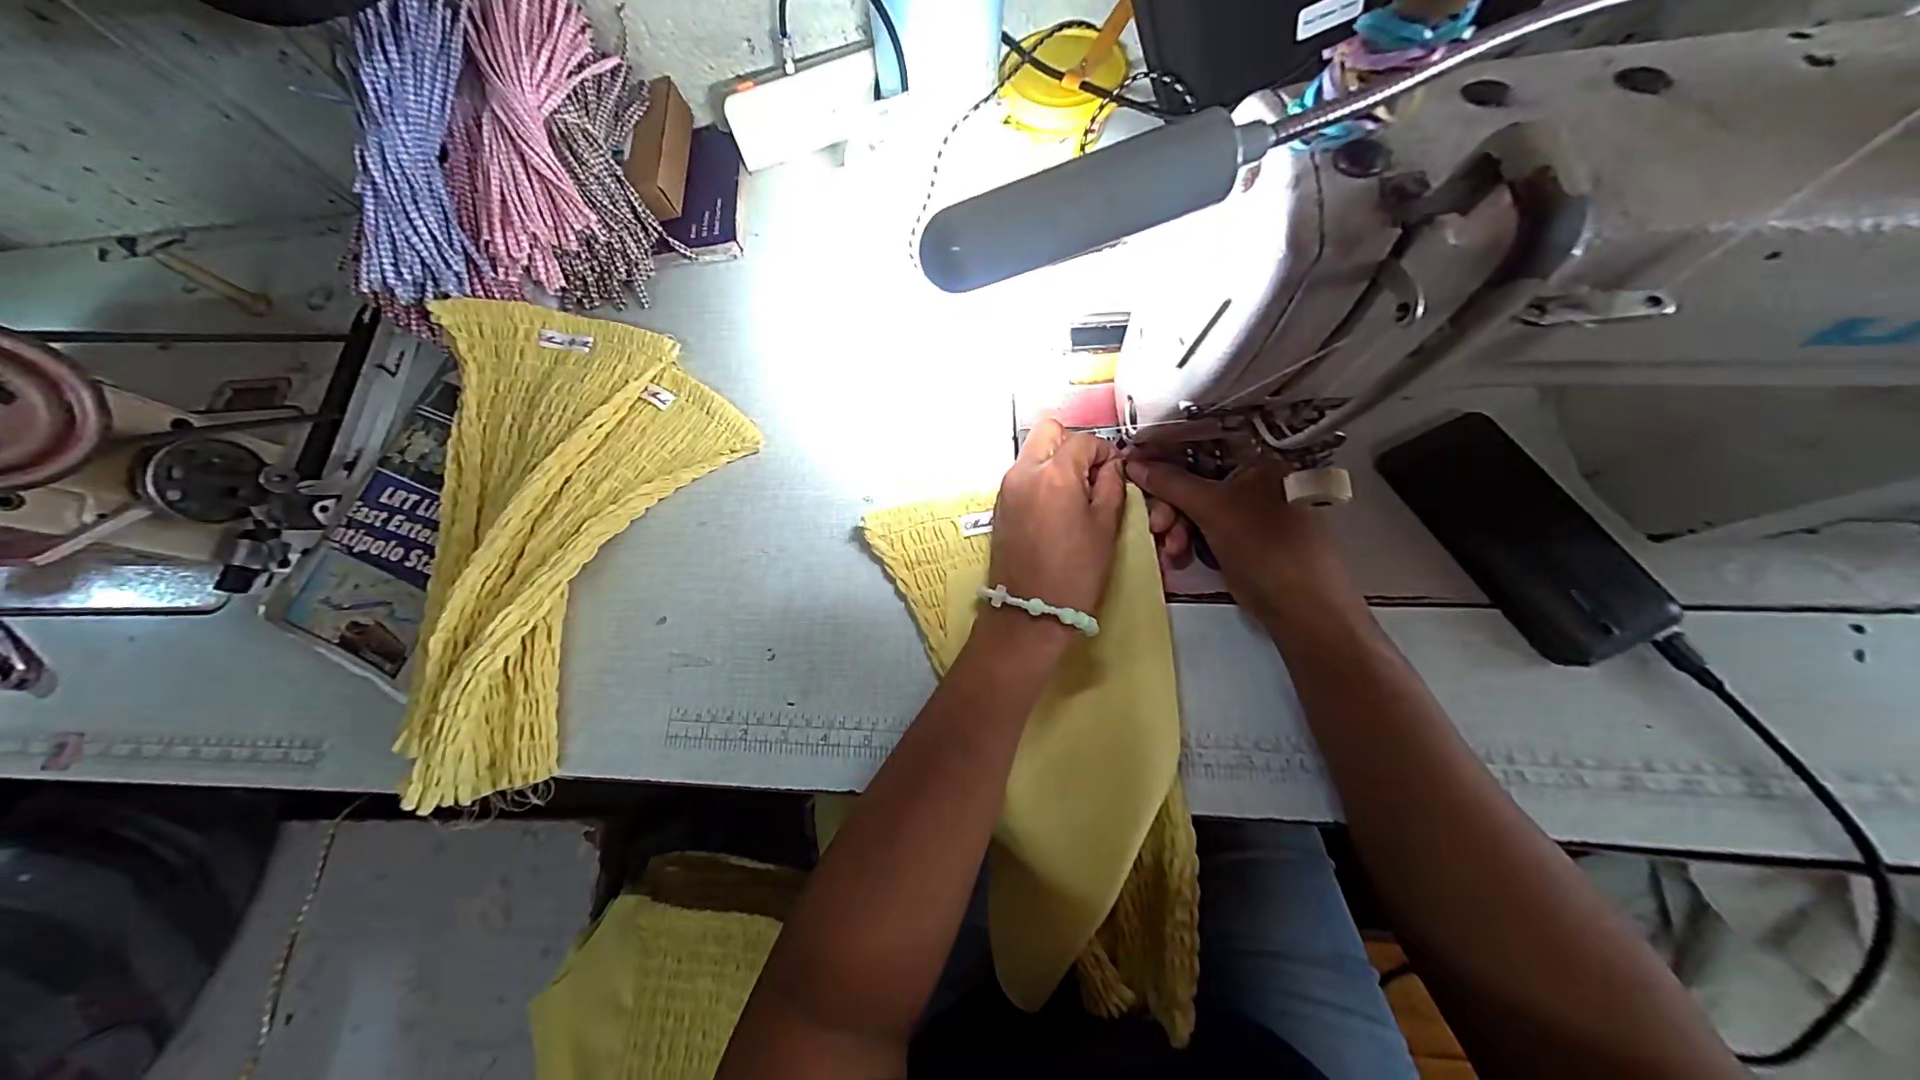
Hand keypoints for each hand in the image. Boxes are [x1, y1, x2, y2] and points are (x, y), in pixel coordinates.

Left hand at [984, 420, 1125, 641]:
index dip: (1105, 452)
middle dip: (1073, 444)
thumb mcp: (1105, 528)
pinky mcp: (1000, 506)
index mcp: (1053, 474)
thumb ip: (1111, 486)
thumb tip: (1112, 465)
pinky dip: (1041, 479)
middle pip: (1048, 431)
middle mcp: (1023, 473)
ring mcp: (1007, 489)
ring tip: (1076, 494)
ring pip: (1033, 452)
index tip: (1115, 472)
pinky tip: (1057, 508)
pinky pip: (1022, 475)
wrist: (1030, 614)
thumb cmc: (1074, 575)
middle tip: (1092, 474)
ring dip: (1055, 461)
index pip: (1083, 440)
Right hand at [1125, 458, 1362, 632]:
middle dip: (1170, 500)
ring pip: (1195, 503)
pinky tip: (1180, 556)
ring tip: (1172, 548)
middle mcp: (1254, 478)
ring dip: (1176, 524)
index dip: (1167, 446)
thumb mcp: (1214, 510)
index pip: (1204, 438)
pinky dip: (1188, 538)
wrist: (1302, 608)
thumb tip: (1133, 464)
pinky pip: (1203, 525)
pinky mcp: (1241, 536)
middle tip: (1156, 522)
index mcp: (1259, 459)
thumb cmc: (1265, 549)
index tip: (1135, 458)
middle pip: (1195, 474)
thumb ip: (1171, 483)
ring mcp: (1248, 508)